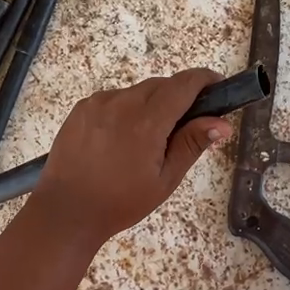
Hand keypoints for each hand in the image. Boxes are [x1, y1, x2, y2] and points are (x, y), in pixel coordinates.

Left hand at [30, 68, 233, 247]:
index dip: (204, 79)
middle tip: (184, 125)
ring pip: (136, 92)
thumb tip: (222, 123)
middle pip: (160, 85)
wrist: (67, 210)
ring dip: (149, 104)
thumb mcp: (164, 179)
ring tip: (146, 141)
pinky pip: (113, 99)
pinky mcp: (82, 107)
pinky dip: (125, 110)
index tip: (218, 84)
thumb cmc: (121, 201)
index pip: (183, 84)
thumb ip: (192, 144)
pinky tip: (119, 140)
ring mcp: (99, 101)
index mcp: (147, 120)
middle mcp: (122, 101)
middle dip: (178, 97)